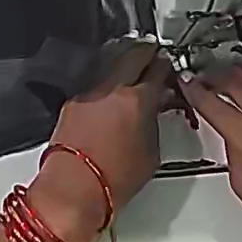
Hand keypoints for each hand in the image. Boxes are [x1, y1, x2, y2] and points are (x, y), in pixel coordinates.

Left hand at [29, 41, 171, 241]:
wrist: (74, 188)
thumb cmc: (112, 179)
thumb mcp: (151, 152)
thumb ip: (154, 122)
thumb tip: (152, 113)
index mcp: (138, 100)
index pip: (158, 69)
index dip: (166, 65)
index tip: (168, 66)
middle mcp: (111, 90)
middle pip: (132, 55)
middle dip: (146, 52)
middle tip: (153, 53)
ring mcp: (89, 94)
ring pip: (110, 68)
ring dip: (123, 66)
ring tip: (132, 75)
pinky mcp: (72, 104)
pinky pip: (94, 87)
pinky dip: (105, 89)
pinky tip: (110, 99)